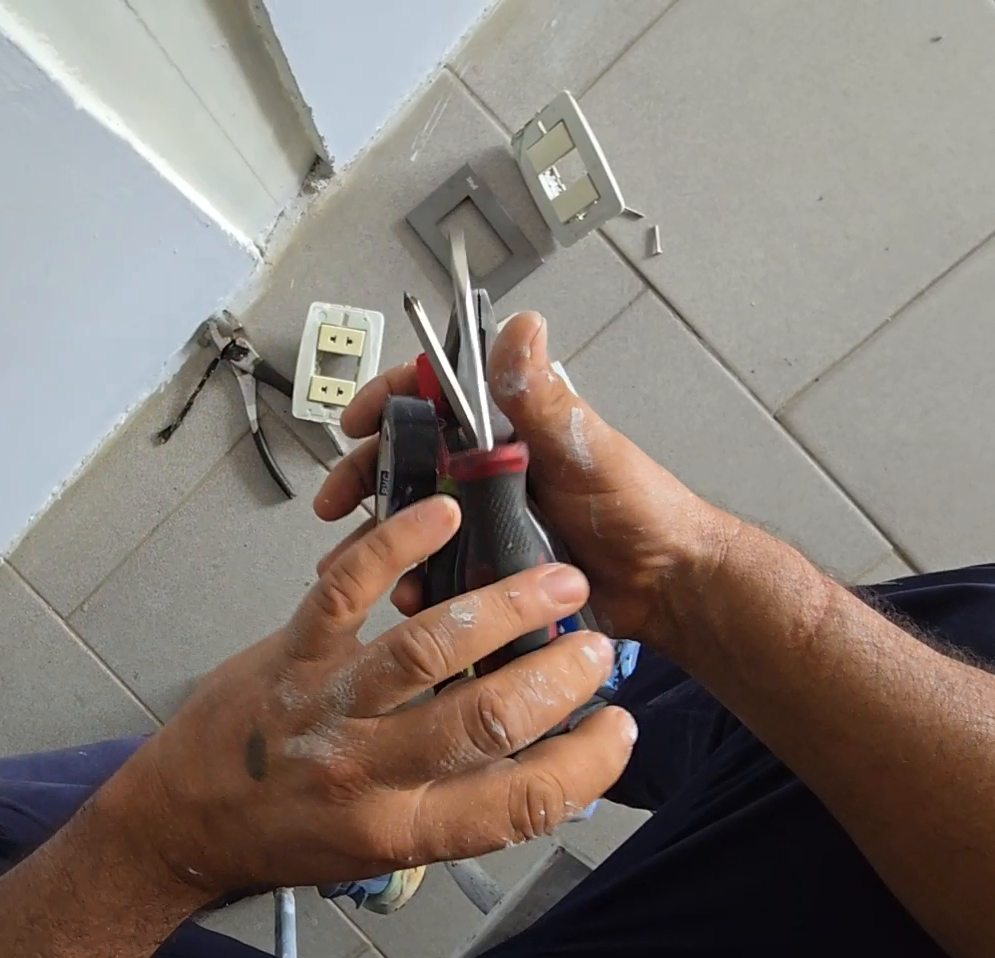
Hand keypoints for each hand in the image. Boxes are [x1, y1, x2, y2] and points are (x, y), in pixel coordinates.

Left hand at [93, 495, 637, 896]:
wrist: (184, 818)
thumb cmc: (284, 834)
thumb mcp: (376, 849)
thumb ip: (449, 806)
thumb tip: (526, 758)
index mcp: (399, 830)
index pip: (519, 806)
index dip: (586, 768)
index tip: (618, 729)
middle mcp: (367, 771)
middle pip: (486, 721)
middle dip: (557, 679)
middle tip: (593, 644)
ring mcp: (326, 703)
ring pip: (430, 648)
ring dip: (503, 608)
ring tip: (555, 582)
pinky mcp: (291, 651)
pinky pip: (348, 588)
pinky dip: (396, 543)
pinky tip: (443, 516)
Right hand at [314, 312, 732, 645]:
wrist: (662, 584)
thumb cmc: (635, 506)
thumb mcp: (582, 447)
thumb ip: (542, 394)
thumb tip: (522, 324)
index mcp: (503, 427)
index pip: (429, 397)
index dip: (385, 402)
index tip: (353, 422)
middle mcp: (485, 466)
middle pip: (405, 461)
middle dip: (362, 478)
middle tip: (332, 503)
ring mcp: (481, 516)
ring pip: (412, 518)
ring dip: (377, 538)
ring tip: (350, 565)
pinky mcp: (485, 561)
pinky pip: (435, 565)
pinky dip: (412, 579)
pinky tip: (403, 596)